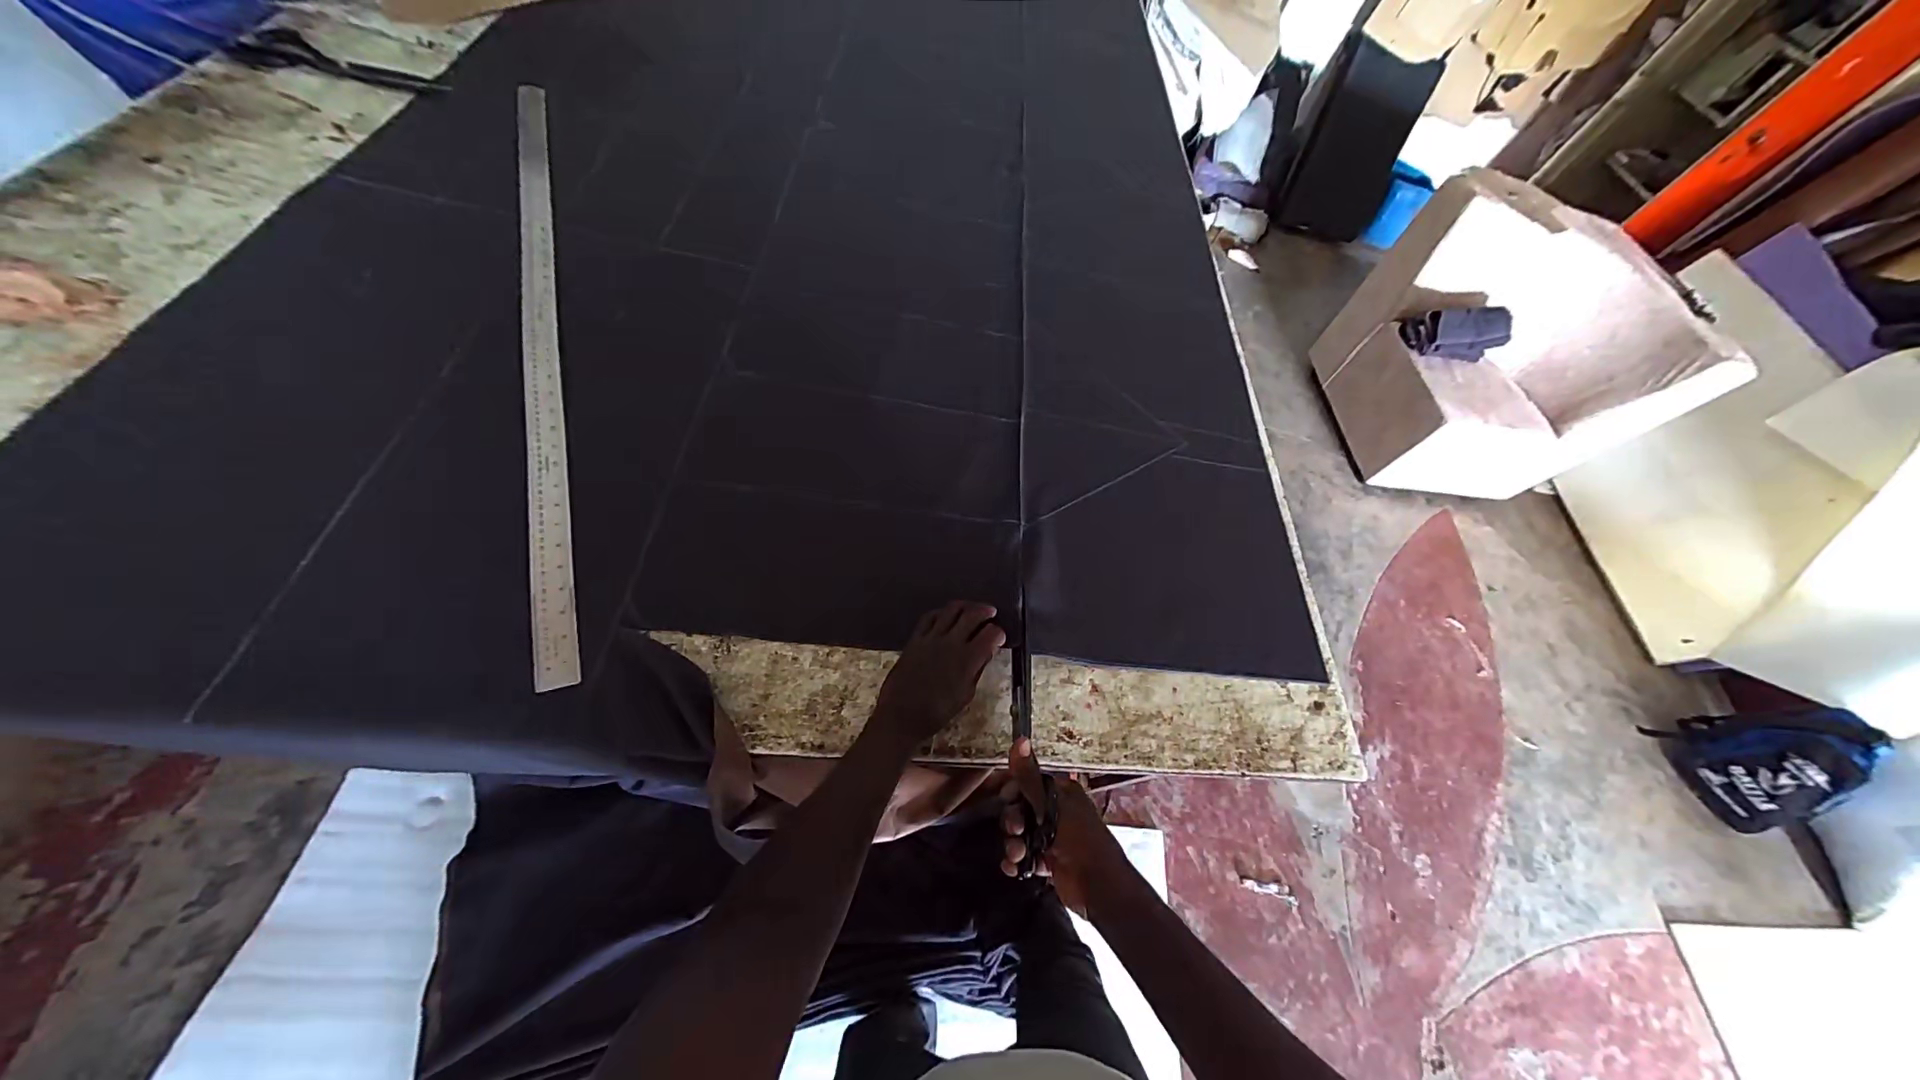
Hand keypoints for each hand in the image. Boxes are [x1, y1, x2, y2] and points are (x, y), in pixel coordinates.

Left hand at [870, 602, 1005, 753]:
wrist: (902, 714)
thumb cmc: (937, 712)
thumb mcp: (966, 694)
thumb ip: (977, 669)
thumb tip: (987, 651)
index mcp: (968, 659)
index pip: (991, 635)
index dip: (999, 633)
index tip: (1000, 636)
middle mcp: (951, 642)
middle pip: (973, 615)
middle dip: (986, 611)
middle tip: (991, 613)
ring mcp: (931, 638)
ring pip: (951, 610)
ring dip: (965, 606)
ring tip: (971, 608)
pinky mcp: (915, 638)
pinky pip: (929, 617)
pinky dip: (941, 612)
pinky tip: (945, 615)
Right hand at [999, 738, 1119, 916]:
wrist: (1098, 886)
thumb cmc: (1078, 838)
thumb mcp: (1050, 805)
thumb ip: (1029, 776)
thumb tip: (1020, 739)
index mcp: (1062, 792)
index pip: (1029, 783)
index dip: (1013, 792)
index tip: (1004, 800)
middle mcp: (1058, 811)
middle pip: (1022, 810)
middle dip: (1012, 822)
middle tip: (1014, 831)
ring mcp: (1054, 837)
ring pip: (1022, 834)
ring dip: (1013, 844)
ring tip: (1017, 856)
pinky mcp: (1051, 861)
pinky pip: (1026, 856)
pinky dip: (1018, 862)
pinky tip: (1015, 868)